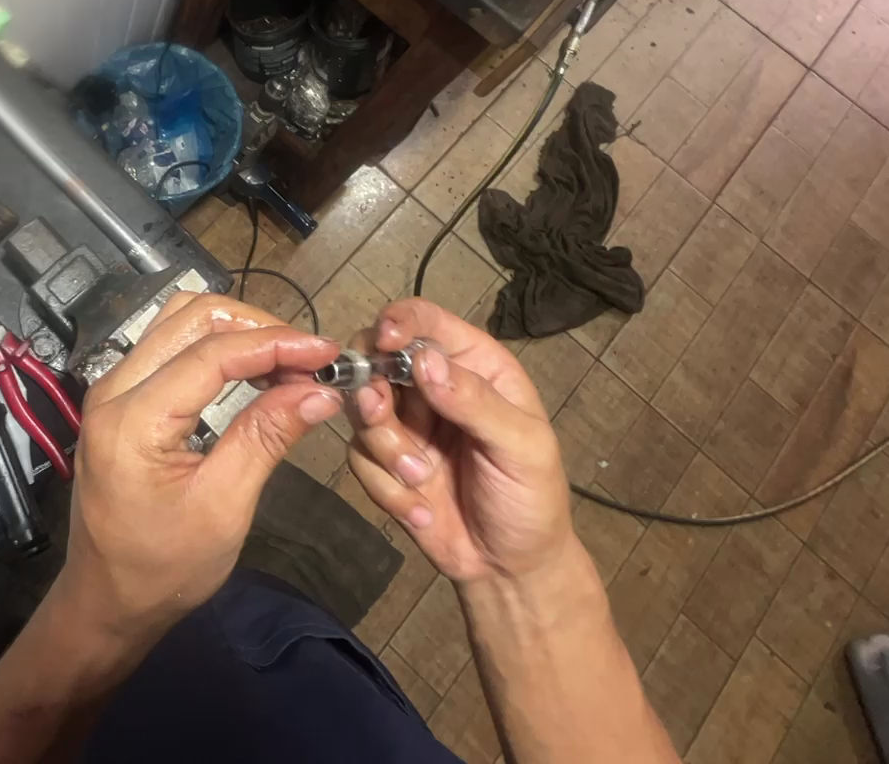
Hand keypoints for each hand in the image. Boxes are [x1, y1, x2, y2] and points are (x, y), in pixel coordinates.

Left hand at [55, 293, 342, 636]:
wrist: (106, 599)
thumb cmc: (162, 568)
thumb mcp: (223, 507)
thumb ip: (266, 437)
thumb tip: (320, 390)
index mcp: (132, 418)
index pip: (210, 353)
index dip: (274, 344)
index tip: (327, 351)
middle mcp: (114, 387)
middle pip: (190, 316)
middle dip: (257, 327)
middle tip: (308, 359)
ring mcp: (113, 387)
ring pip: (179, 321)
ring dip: (237, 330)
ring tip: (286, 361)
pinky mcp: (122, 395)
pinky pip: (170, 345)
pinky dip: (217, 345)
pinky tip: (252, 370)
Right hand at [344, 299, 573, 584]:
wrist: (508, 568)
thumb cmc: (530, 497)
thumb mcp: (522, 448)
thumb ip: (476, 402)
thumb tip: (424, 361)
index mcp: (471, 365)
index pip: (425, 320)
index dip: (399, 320)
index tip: (384, 341)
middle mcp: (428, 385)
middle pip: (374, 356)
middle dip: (372, 389)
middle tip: (379, 414)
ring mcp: (401, 421)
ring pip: (359, 407)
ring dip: (384, 447)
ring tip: (420, 479)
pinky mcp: (380, 459)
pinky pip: (357, 456)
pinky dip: (385, 487)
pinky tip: (421, 511)